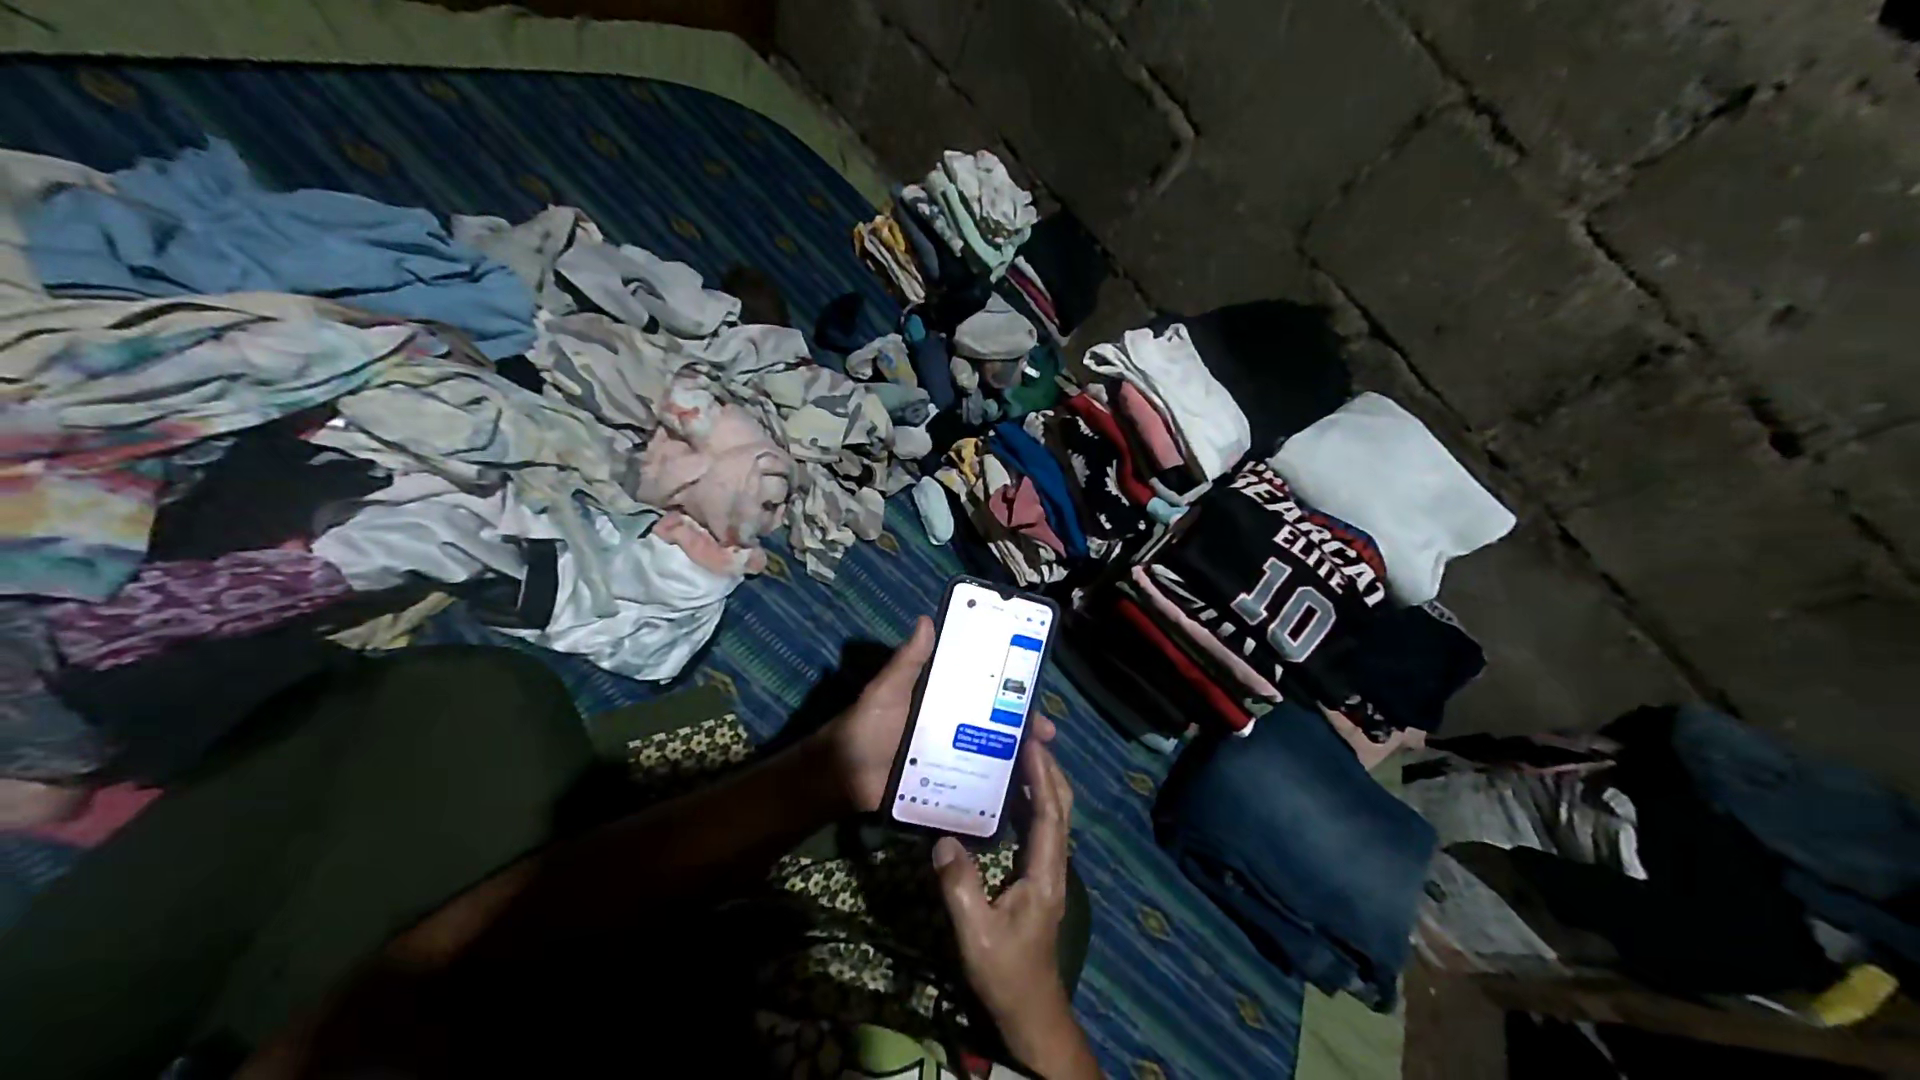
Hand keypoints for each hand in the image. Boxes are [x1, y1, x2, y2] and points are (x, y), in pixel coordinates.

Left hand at [817, 614, 1057, 813]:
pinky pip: (976, 783)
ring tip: (1038, 762)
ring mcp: (950, 757)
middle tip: (1045, 733)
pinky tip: (1018, 788)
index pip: (982, 688)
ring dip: (1015, 755)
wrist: (842, 778)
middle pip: (995, 722)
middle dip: (1023, 725)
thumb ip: (907, 662)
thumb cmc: (864, 727)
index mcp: (940, 698)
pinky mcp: (945, 786)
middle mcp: (951, 725)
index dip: (1008, 688)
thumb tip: (926, 619)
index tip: (1032, 689)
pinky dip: (996, 784)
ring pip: (991, 752)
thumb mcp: (886, 691)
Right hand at [935, 739, 1095, 1075]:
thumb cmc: (1006, 972)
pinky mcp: (1037, 878)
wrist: (1029, 1009)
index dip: (1042, 776)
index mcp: (1045, 873)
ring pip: (1053, 817)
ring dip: (1041, 783)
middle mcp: (1053, 865)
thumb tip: (943, 839)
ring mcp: (1048, 872)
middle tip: (1025, 738)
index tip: (1031, 743)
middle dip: (1048, 770)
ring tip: (1015, 756)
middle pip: (1060, 807)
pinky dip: (1029, 804)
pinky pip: (1038, 830)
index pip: (1049, 814)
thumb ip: (960, 887)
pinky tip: (1006, 797)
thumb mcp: (976, 933)